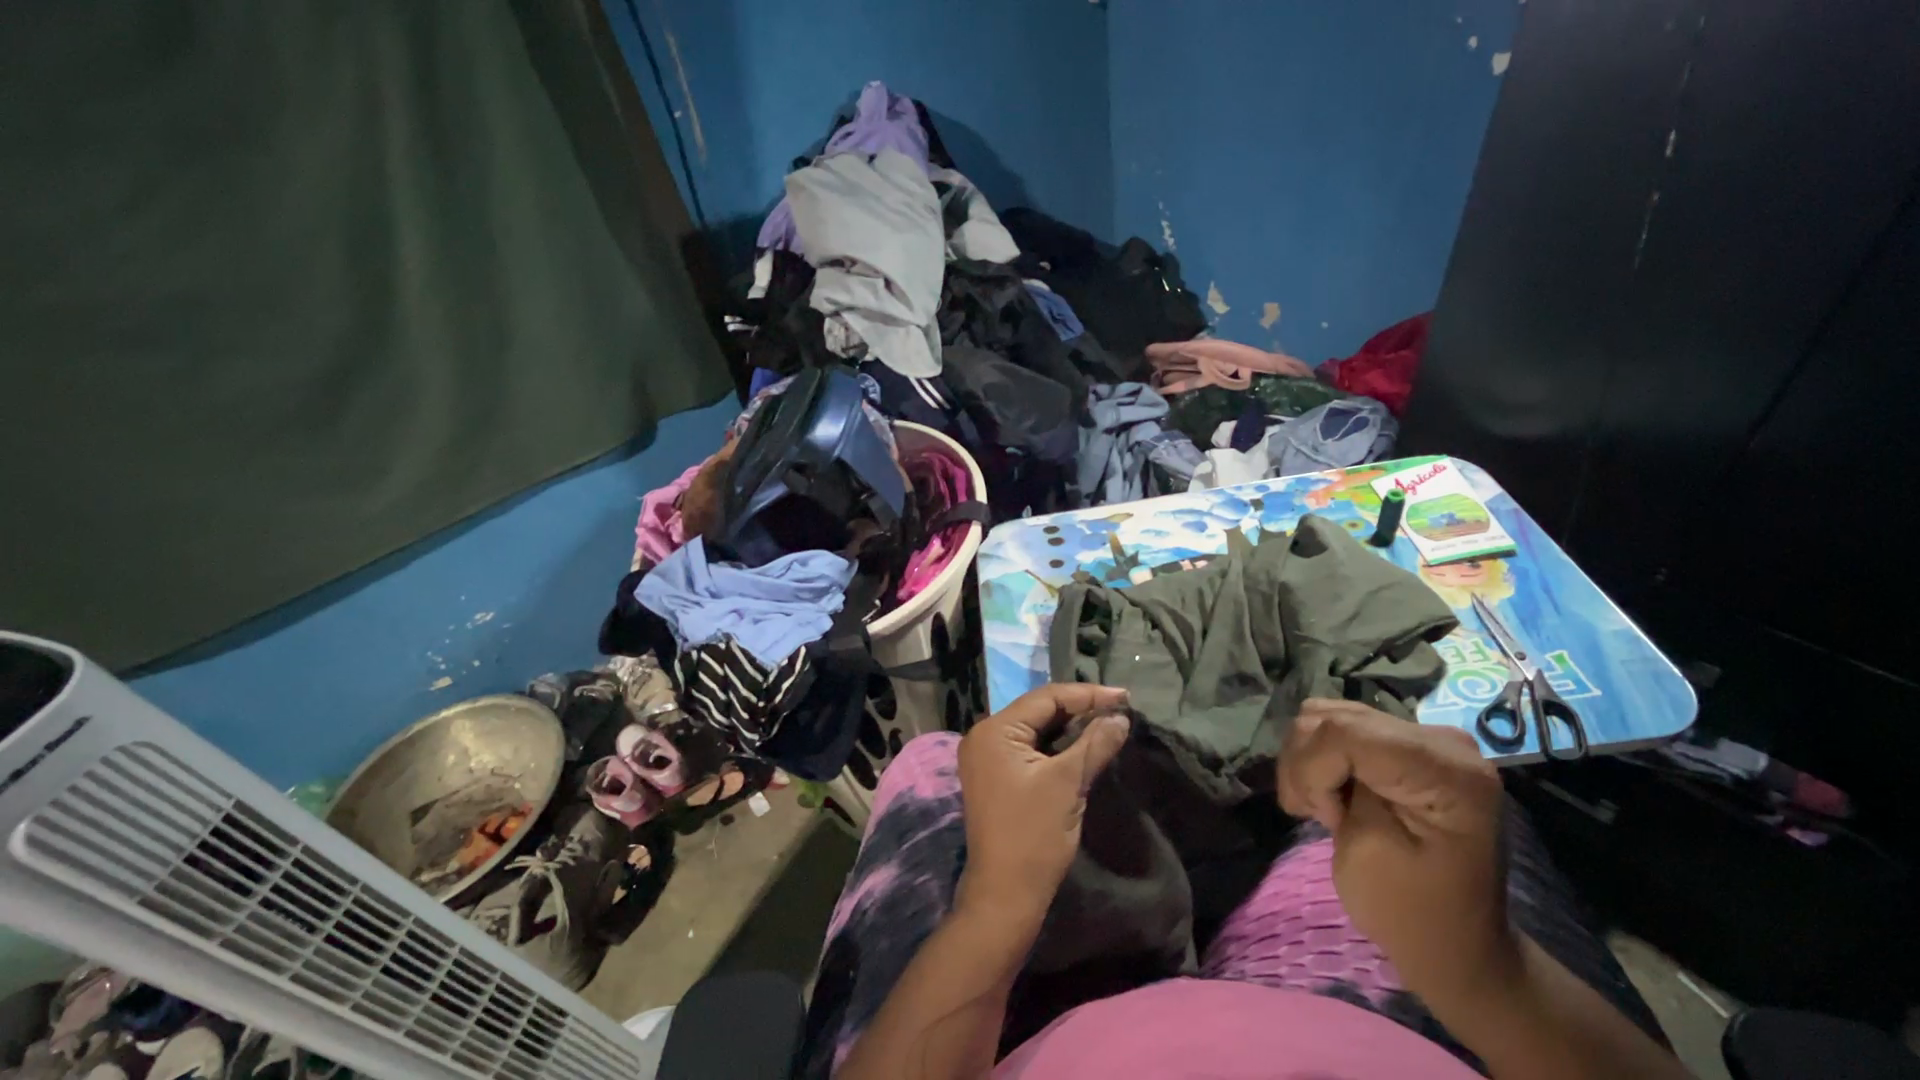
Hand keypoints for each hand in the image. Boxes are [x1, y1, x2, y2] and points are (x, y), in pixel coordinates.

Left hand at [956, 683, 1130, 920]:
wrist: (1005, 893)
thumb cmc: (1034, 835)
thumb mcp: (1068, 783)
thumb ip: (1095, 743)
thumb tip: (1121, 717)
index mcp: (993, 731)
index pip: (1045, 698)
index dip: (1087, 695)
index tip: (1125, 697)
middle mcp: (984, 737)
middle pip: (1038, 711)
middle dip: (1080, 709)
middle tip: (1120, 709)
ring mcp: (986, 759)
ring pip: (1036, 730)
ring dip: (1070, 728)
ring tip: (1109, 724)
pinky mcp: (996, 778)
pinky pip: (1029, 750)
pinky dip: (1057, 747)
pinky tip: (1084, 746)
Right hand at [1277, 699, 1518, 1003]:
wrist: (1454, 942)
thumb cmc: (1412, 912)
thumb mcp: (1366, 852)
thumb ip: (1344, 786)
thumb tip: (1321, 750)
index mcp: (1448, 769)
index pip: (1345, 730)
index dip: (1312, 768)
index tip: (1324, 818)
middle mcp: (1442, 737)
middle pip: (1333, 717)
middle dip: (1307, 765)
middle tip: (1319, 816)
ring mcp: (1425, 737)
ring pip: (1328, 716)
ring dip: (1310, 761)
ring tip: (1325, 806)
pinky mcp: (1407, 744)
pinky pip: (1341, 727)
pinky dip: (1322, 758)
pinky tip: (1335, 793)